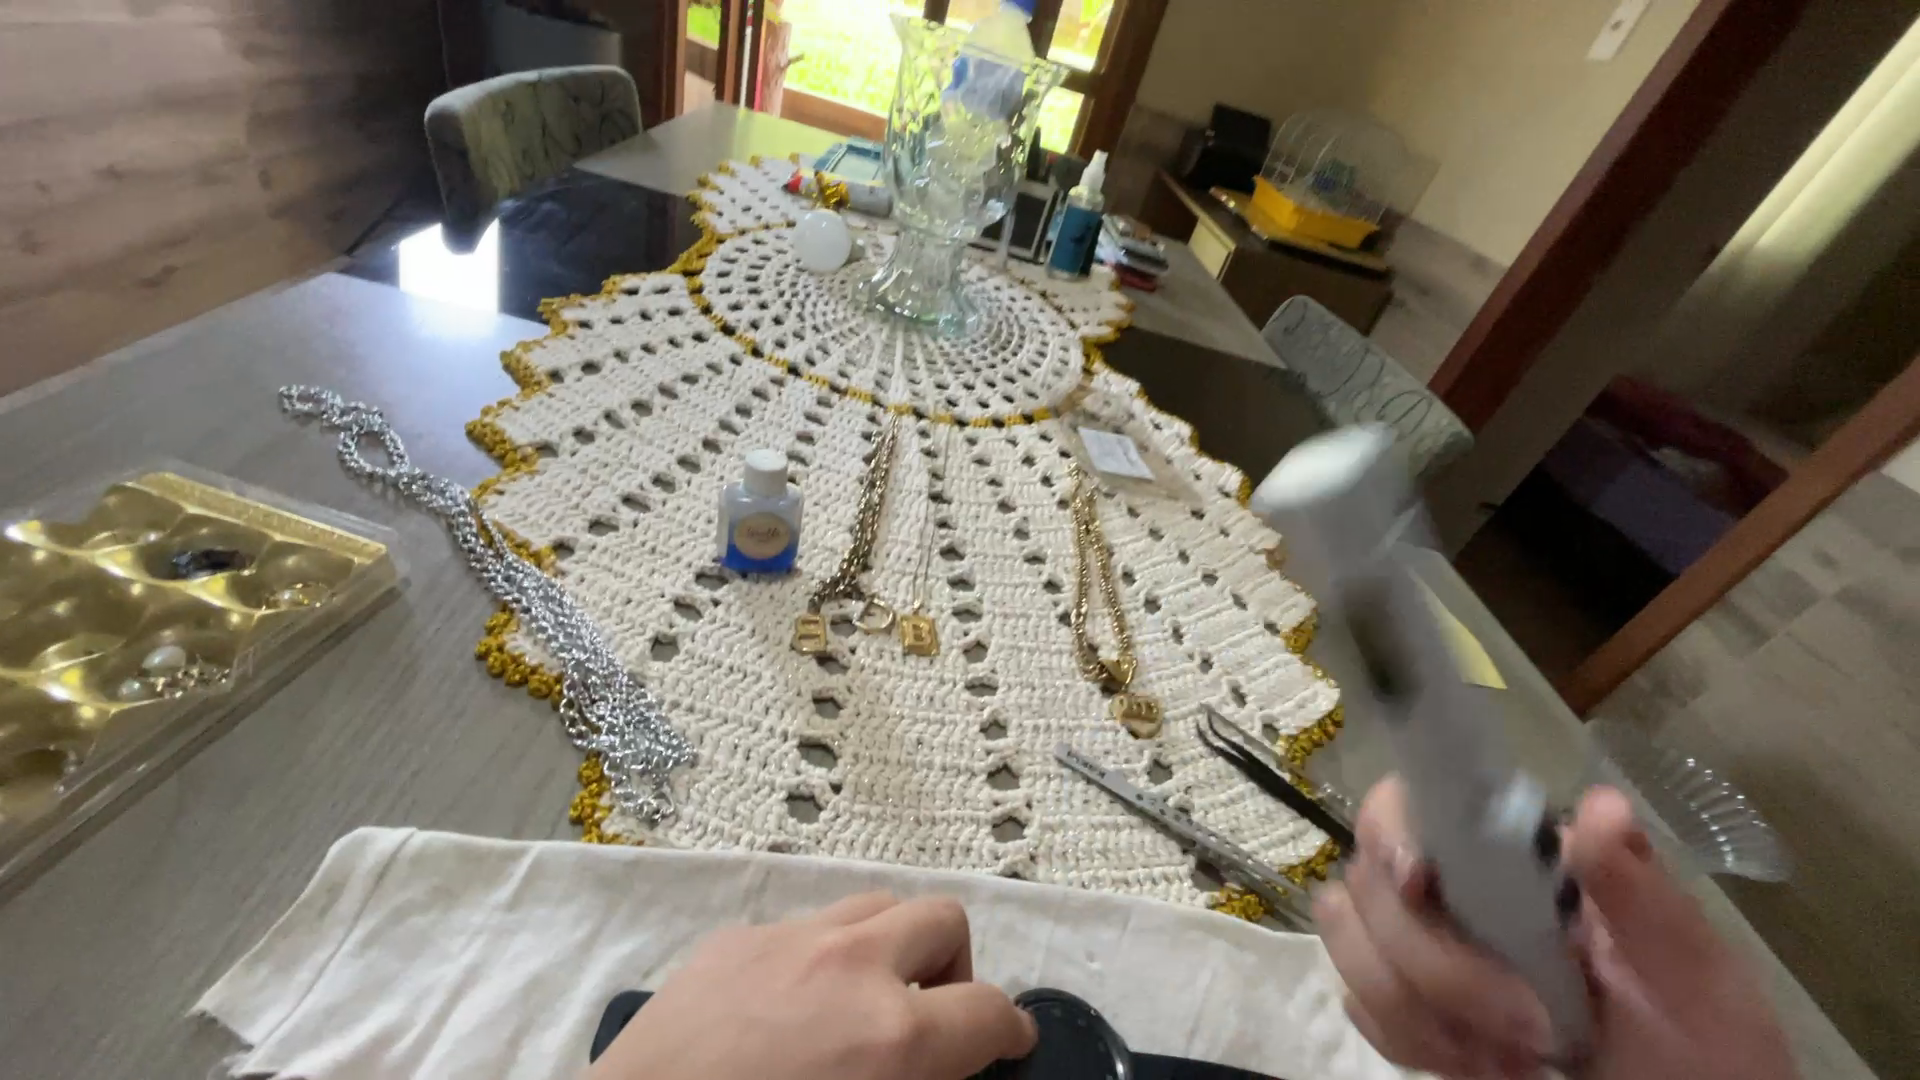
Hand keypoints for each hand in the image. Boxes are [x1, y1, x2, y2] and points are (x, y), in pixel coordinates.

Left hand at [589, 892, 1036, 1079]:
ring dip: (890, 948)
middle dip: (954, 966)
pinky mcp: (734, 938)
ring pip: (876, 904)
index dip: (1010, 1028)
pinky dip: (817, 961)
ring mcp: (788, 939)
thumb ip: (915, 1074)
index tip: (1009, 1039)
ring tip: (862, 999)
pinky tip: (780, 1011)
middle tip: (931, 1015)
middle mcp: (850, 966)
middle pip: (943, 918)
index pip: (987, 1010)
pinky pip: (802, 929)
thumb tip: (938, 1060)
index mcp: (889, 1034)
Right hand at [1314, 778, 1794, 1078]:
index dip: (1389, 834)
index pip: (1402, 805)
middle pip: (1365, 882)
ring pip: (1345, 937)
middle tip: (1531, 1032)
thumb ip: (1644, 901)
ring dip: (1415, 1008)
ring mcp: (1405, 943)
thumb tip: (1604, 806)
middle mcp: (1438, 886)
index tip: (1419, 886)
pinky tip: (1475, 1064)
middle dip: (1433, 965)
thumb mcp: (1691, 982)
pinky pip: (1356, 1002)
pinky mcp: (1393, 1000)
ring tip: (1505, 1058)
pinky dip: (1410, 1040)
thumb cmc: (1695, 1053)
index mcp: (1500, 858)